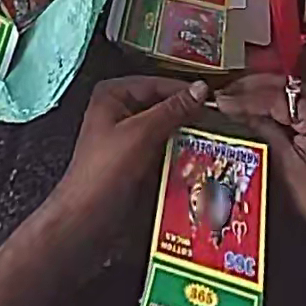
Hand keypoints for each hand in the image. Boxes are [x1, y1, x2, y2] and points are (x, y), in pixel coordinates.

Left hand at [47, 76, 207, 233]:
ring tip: (216, 140)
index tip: (214, 99)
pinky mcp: (135, 160)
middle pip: (161, 106)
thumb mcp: (141, 134)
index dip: (184, 91)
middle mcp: (120, 110)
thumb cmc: (106, 171)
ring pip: (164, 129)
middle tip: (219, 121)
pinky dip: (179, 153)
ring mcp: (127, 137)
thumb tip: (200, 89)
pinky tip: (200, 160)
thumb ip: (172, 110)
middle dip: (187, 115)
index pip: (157, 84)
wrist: (86, 221)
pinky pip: (162, 150)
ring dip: (186, 136)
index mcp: (114, 94)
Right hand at [216, 75, 305, 252]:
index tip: (219, 101)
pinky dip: (270, 101)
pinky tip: (251, 107)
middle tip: (220, 96)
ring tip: (229, 99)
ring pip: (284, 88)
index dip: (243, 98)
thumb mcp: (290, 169)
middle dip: (247, 87)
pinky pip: (292, 100)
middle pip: (280, 84)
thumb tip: (237, 110)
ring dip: (256, 91)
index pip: (273, 96)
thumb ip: (265, 132)